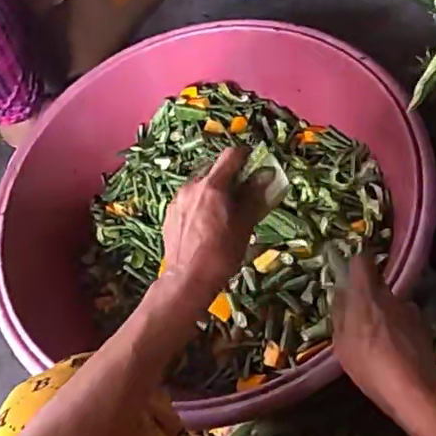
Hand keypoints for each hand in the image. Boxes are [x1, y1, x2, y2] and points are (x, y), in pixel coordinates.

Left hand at [159, 147, 269, 303]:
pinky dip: (200, 202)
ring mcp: (177, 200)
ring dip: (214, 189)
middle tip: (242, 190)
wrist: (187, 279)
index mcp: (212, 187)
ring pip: (200, 185)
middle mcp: (192, 187)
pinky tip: (207, 222)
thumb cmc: (222, 254)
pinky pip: (189, 199)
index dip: (246, 155)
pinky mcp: (169, 214)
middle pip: (214, 169)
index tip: (255, 162)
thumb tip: (265, 176)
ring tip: (224, 209)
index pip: (230, 156)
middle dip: (230, 175)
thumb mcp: (244, 226)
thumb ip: (254, 197)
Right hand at [334, 255, 435, 435]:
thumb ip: (341, 315)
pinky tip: (395, 353)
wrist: (416, 390)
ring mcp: (412, 311)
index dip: (355, 266)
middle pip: (378, 287)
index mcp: (367, 295)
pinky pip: (406, 323)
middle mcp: (393, 296)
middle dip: (368, 299)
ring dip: (385, 317)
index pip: (361, 262)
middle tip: (359, 321)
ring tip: (378, 342)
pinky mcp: (425, 328)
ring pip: (393, 306)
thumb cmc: (370, 366)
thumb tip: (341, 295)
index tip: (349, 276)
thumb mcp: (342, 344)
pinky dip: (399, 332)